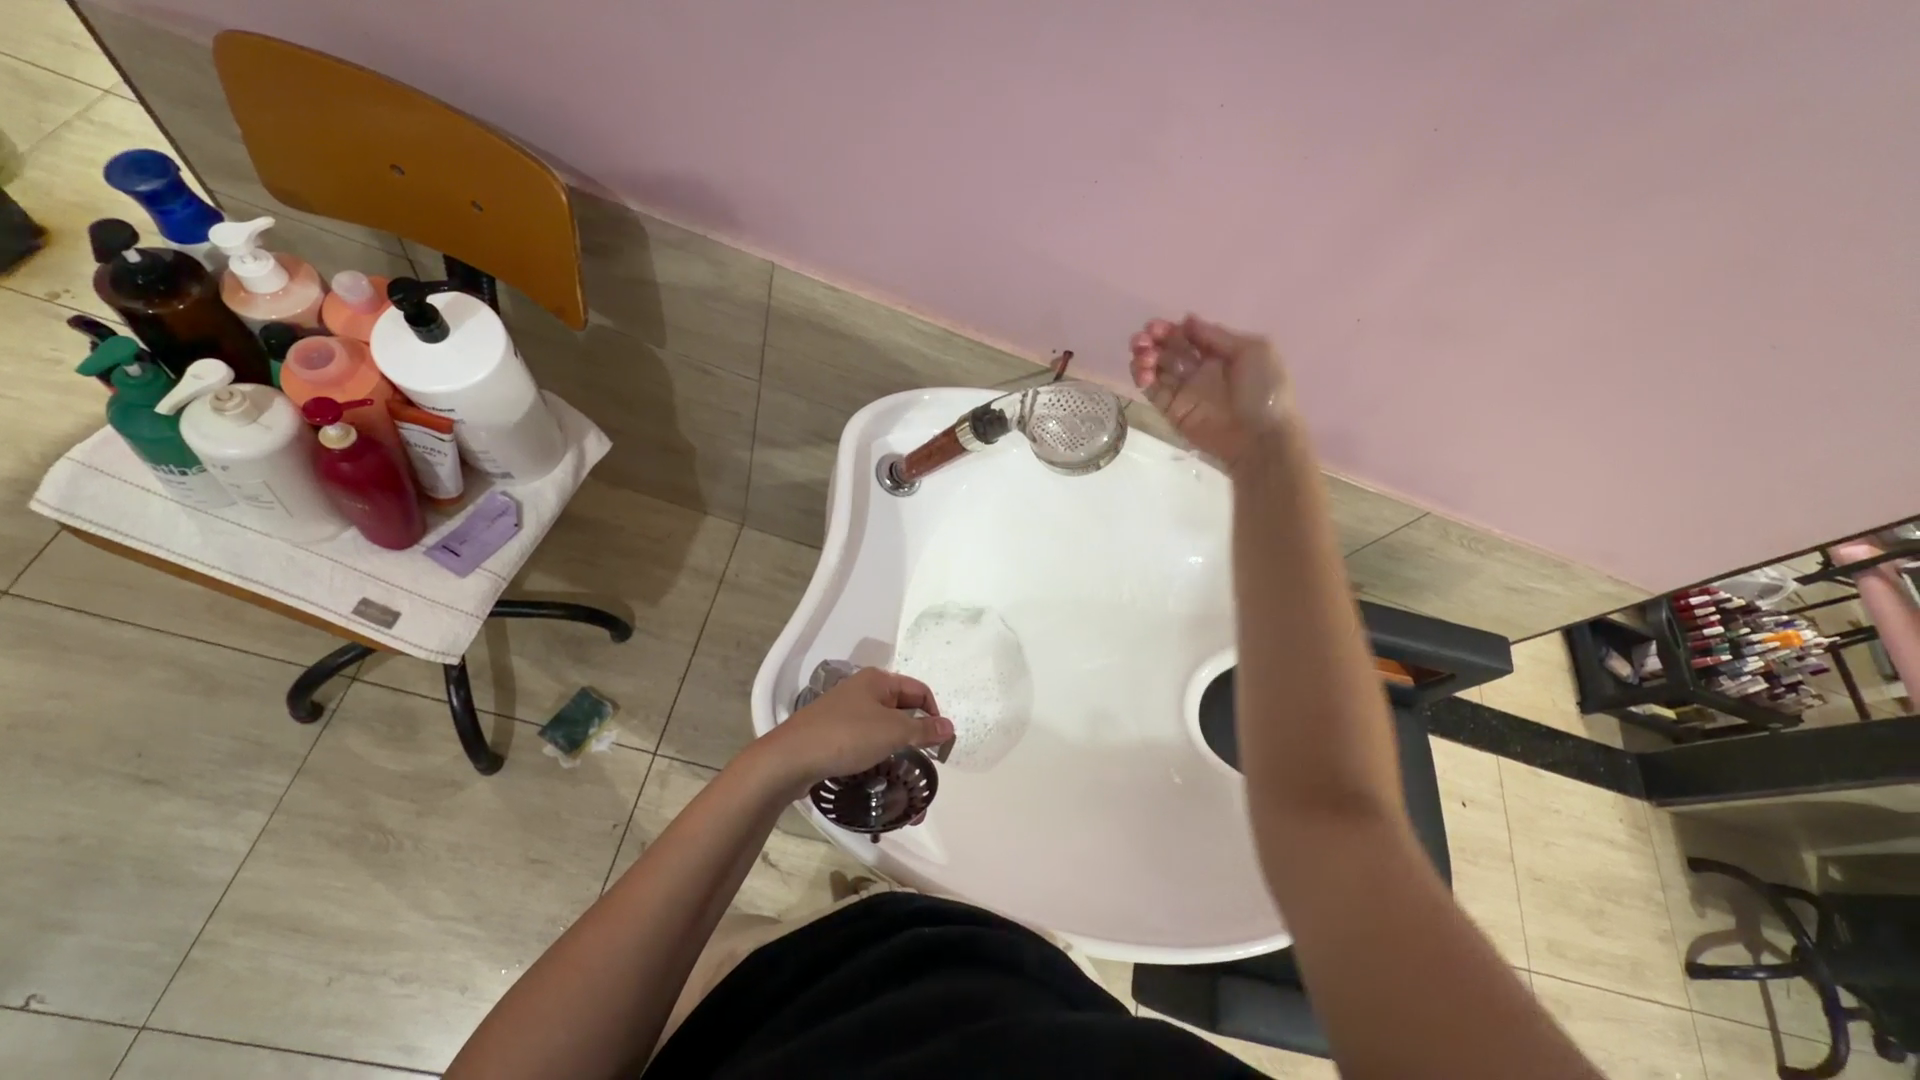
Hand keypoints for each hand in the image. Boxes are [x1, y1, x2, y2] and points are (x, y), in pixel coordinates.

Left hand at [756, 668, 953, 786]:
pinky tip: (876, 770)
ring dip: (895, 746)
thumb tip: (949, 726)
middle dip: (915, 733)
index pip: (919, 691)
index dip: (934, 714)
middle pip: (901, 708)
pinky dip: (874, 753)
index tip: (940, 745)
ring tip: (902, 769)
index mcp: (877, 680)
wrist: (791, 758)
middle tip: (924, 760)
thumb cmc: (846, 737)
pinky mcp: (831, 733)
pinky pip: (863, 740)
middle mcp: (861, 690)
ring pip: (881, 727)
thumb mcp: (892, 732)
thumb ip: (923, 730)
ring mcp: (844, 712)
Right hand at [1129, 315, 1292, 467]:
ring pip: (1156, 368)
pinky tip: (1144, 374)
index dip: (1170, 329)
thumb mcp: (1253, 350)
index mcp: (1218, 352)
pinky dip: (1143, 379)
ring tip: (1143, 357)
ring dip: (1144, 357)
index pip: (1186, 335)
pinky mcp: (1173, 410)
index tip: (1157, 327)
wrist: (1262, 437)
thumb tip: (1187, 320)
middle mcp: (1198, 369)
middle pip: (1167, 349)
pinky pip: (1152, 391)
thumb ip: (1217, 335)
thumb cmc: (1264, 390)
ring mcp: (1184, 390)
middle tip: (1143, 340)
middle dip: (1152, 340)